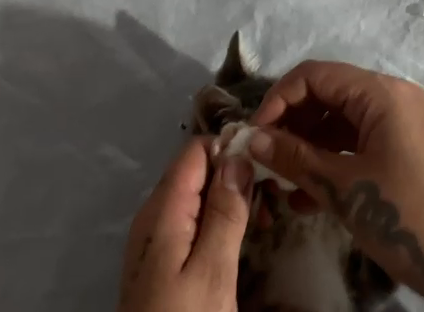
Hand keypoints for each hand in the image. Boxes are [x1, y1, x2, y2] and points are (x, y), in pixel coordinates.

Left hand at [117, 136, 253, 311]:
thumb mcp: (212, 273)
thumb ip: (224, 214)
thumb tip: (237, 156)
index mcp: (163, 209)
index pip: (195, 151)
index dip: (230, 150)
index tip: (266, 168)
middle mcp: (153, 213)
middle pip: (195, 172)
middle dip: (234, 178)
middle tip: (270, 206)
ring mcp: (154, 237)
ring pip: (195, 197)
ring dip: (229, 202)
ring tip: (262, 225)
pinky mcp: (160, 258)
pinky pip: (189, 221)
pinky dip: (215, 222)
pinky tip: (238, 241)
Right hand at [248, 61, 423, 311]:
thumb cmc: (407, 218)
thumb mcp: (344, 189)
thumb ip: (293, 158)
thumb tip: (250, 138)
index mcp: (382, 93)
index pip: (313, 75)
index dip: (278, 100)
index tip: (254, 135)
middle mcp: (395, 97)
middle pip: (328, 95)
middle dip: (292, 126)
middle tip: (265, 160)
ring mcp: (405, 124)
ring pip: (342, 122)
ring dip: (310, 148)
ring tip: (284, 186)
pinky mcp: (410, 151)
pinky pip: (361, 143)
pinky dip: (334, 162)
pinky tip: (310, 198)